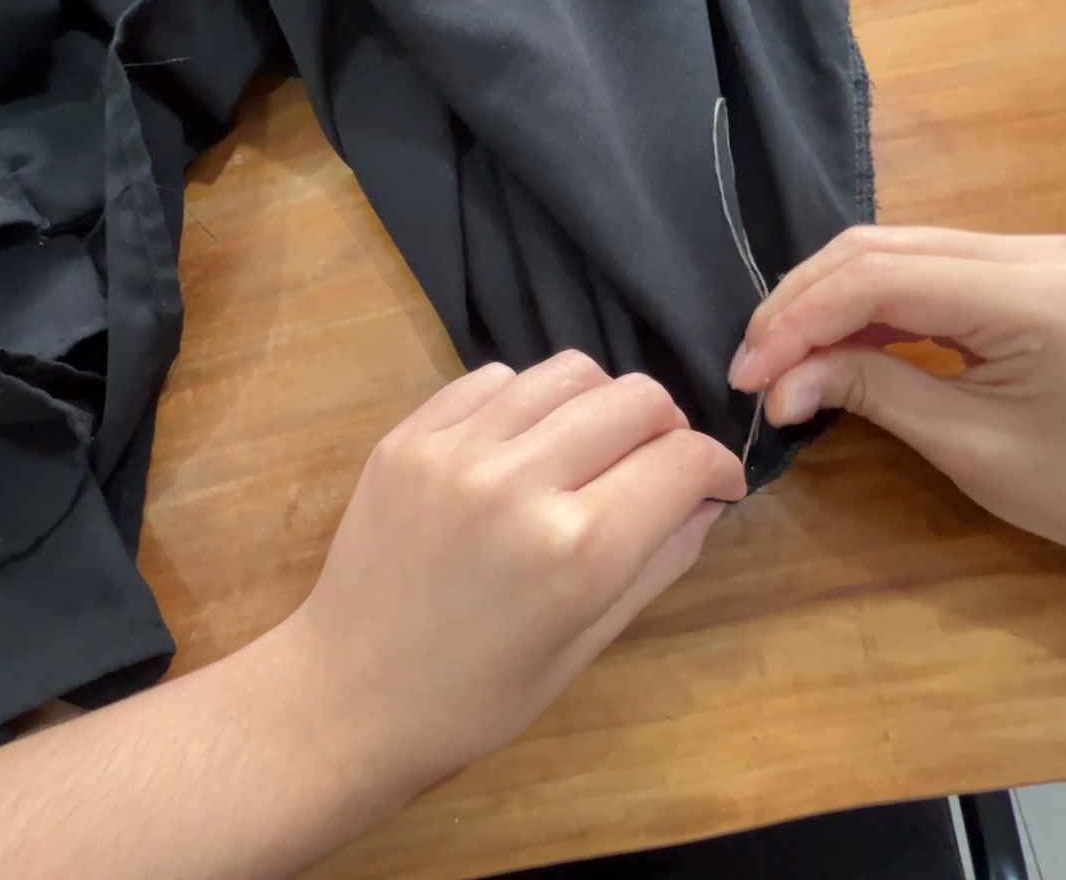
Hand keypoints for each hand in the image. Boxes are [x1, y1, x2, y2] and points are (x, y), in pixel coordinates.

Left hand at [280, 352, 744, 791]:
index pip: (681, 460)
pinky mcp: (408, 435)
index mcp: (576, 549)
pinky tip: (523, 441)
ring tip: (589, 445)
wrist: (349, 690)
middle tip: (656, 462)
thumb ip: (661, 558)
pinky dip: (529, 400)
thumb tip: (706, 495)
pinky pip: (494, 379)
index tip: (713, 482)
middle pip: (634, 398)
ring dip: (600, 403)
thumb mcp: (588, 642)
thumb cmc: (478, 694)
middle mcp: (517, 480)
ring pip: (567, 371)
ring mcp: (454, 449)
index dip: (716, 466)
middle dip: (667, 426)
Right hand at [726, 226, 1065, 569]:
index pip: (881, 280)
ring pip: (886, 250)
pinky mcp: (1019, 268)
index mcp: (1040, 298)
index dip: (798, 321)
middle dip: (798, 305)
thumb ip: (866, 392)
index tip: (748, 374)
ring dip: (819, 300)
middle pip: (875, 250)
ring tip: (776, 355)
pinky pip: (914, 268)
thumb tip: (775, 385)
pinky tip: (827, 341)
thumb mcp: (965, 445)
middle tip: (752, 364)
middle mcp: (1038, 251)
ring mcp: (1033, 252)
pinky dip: (858, 304)